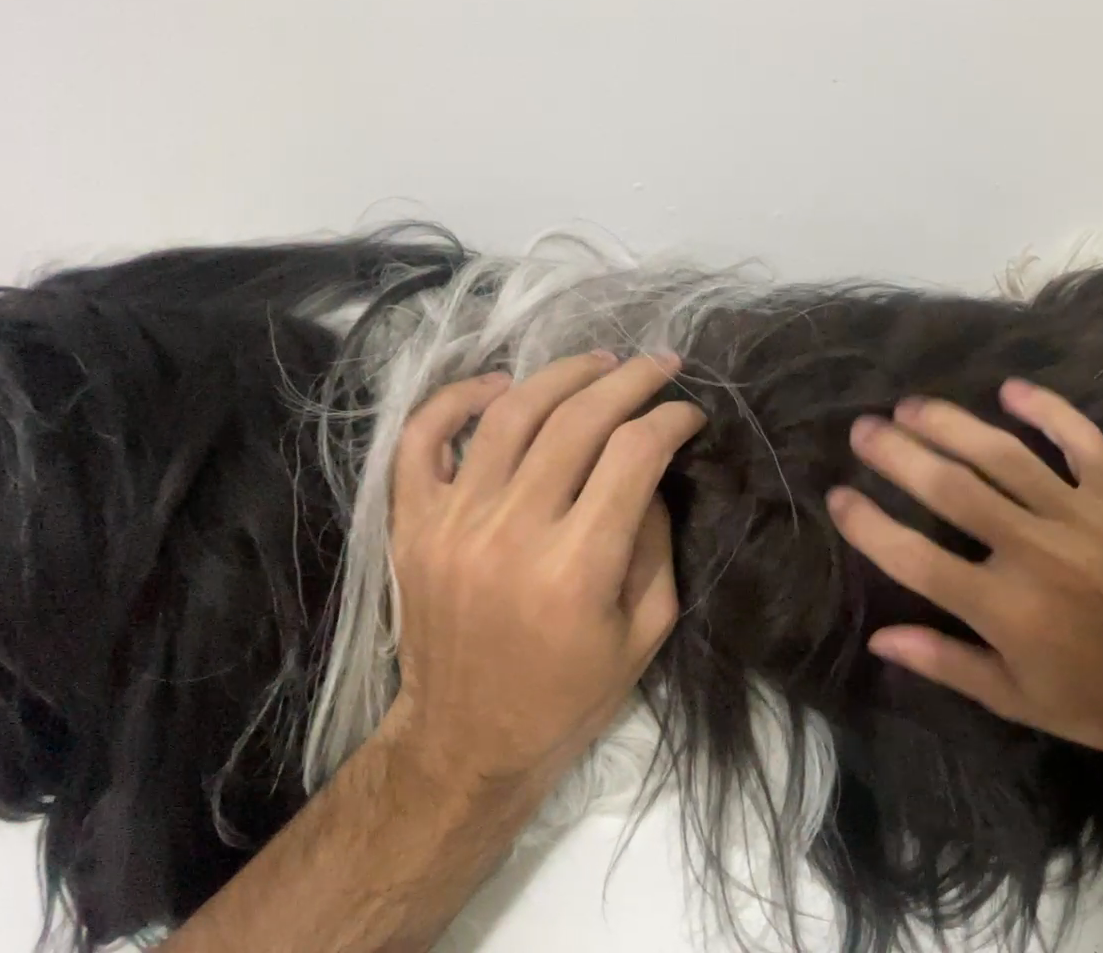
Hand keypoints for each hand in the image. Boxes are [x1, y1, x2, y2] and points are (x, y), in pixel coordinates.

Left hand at [382, 352, 704, 791]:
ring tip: (601, 362)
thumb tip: (648, 473)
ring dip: (562, 374)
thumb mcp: (647, 628)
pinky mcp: (411, 526)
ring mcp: (452, 524)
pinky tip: (500, 383)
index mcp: (578, 568)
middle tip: (663, 364)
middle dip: (631, 380)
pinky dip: (456, 398)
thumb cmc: (572, 692)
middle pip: (578, 421)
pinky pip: (421, 440)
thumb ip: (654, 543)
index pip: (634, 455)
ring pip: (509, 414)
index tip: (691, 414)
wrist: (467, 739)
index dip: (671, 420)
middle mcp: (512, 533)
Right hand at [828, 378, 1102, 779]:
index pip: (915, 557)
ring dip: (952, 424)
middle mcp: (1036, 553)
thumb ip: (945, 662)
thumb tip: (880, 636)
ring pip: (1004, 455)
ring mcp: (1082, 518)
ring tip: (912, 406)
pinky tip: (1011, 388)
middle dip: (898, 454)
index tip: (837, 496)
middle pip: (951, 489)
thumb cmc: (1099, 704)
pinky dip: (1048, 409)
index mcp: (1004, 610)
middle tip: (863, 429)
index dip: (869, 524)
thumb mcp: (1015, 699)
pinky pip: (1081, 441)